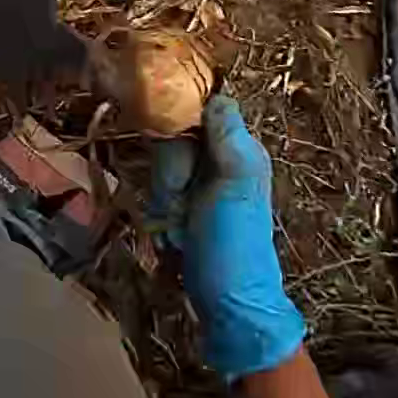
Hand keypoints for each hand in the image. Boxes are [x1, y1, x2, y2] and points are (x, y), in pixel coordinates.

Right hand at [149, 93, 306, 379]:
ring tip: (177, 215)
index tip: (169, 133)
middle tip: (180, 194)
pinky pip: (157, 181)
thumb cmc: (236, 242)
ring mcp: (197, 177)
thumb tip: (214, 94)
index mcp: (239, 147)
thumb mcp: (238, 184)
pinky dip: (158, 200)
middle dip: (171, 164)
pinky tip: (169, 222)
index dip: (183, 115)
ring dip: (164, 186)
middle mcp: (218, 155)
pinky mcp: (180, 197)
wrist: (226, 303)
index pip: (203, 106)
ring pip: (163, 157)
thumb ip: (228, 136)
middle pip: (176, 132)